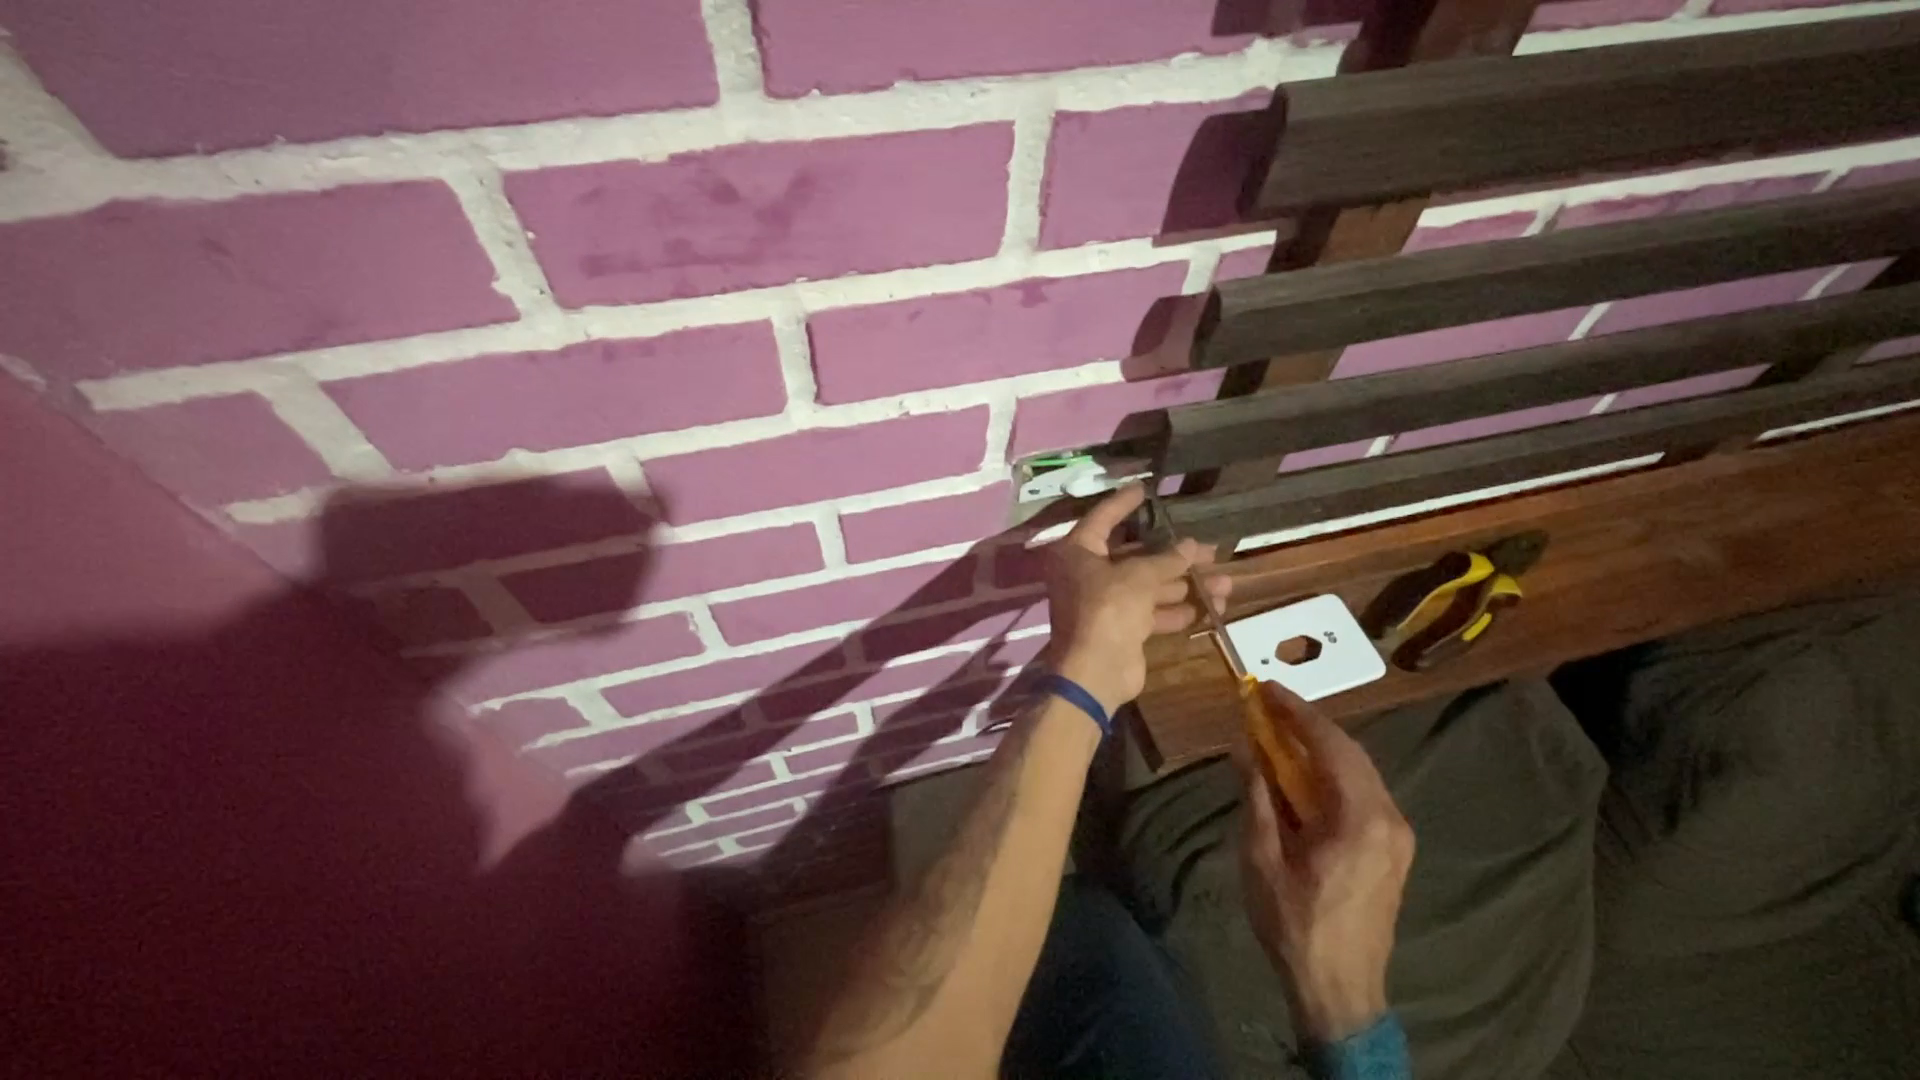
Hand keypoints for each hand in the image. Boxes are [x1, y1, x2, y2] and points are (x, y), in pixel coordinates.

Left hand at [1042, 483, 1230, 712]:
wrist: (1095, 672)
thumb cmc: (1108, 610)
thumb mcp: (1139, 577)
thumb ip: (1166, 559)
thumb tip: (1192, 546)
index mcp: (1077, 552)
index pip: (1103, 518)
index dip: (1125, 503)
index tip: (1146, 488)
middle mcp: (1087, 574)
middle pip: (1135, 557)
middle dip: (1175, 556)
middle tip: (1210, 550)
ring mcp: (1104, 604)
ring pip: (1149, 587)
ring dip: (1185, 585)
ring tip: (1225, 583)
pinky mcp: (1120, 630)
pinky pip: (1151, 613)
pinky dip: (1177, 610)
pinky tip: (1211, 608)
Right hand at [1237, 683, 1413, 1041]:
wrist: (1341, 989)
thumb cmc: (1295, 924)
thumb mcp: (1262, 857)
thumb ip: (1257, 795)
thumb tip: (1245, 745)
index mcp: (1361, 818)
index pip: (1330, 745)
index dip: (1296, 711)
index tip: (1265, 688)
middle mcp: (1389, 817)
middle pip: (1349, 752)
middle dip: (1306, 724)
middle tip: (1266, 704)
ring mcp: (1397, 834)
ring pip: (1358, 770)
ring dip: (1318, 747)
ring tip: (1277, 732)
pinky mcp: (1393, 848)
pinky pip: (1361, 792)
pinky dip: (1330, 773)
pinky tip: (1301, 773)